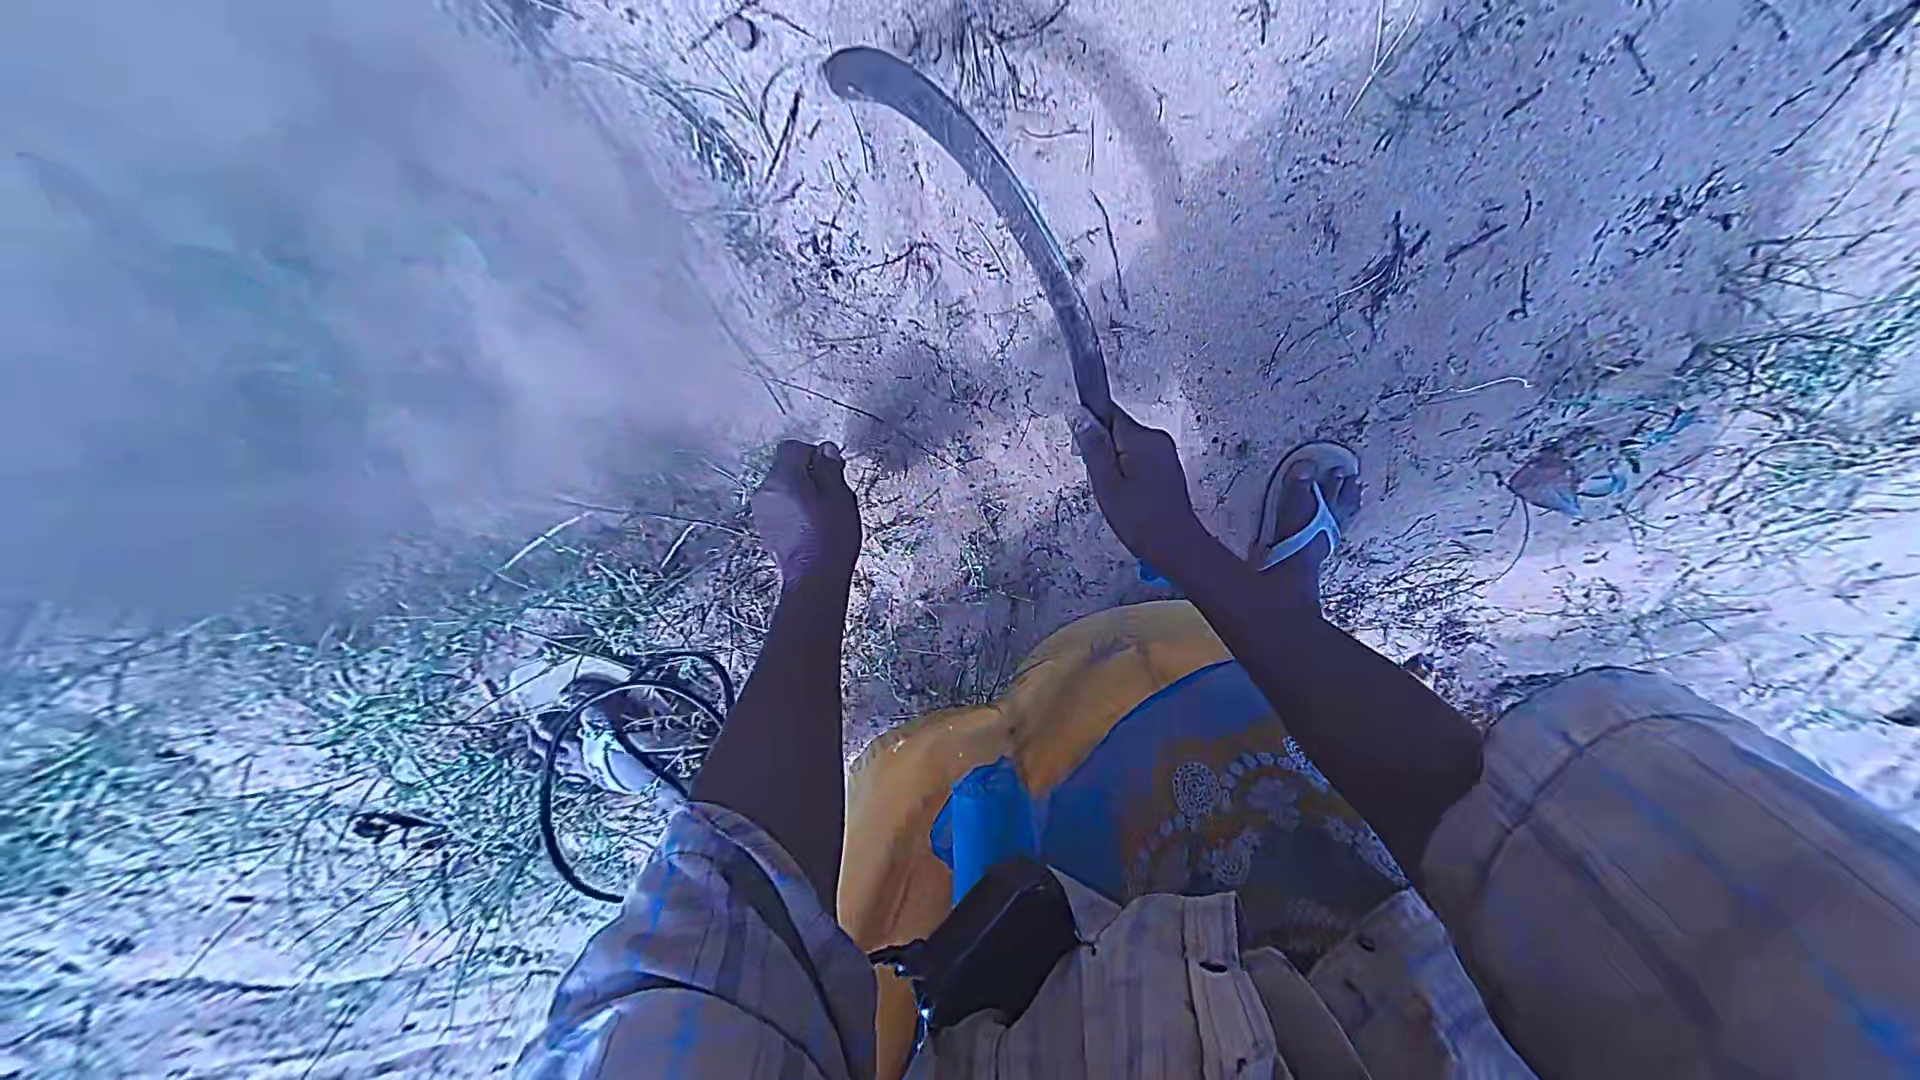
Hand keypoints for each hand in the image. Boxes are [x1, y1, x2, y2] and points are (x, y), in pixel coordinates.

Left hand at [752, 440, 861, 590]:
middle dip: (808, 474)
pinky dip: (794, 509)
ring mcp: (762, 512)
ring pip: (783, 489)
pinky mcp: (766, 529)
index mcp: (783, 478)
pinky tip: (813, 525)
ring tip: (824, 511)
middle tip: (832, 491)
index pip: (792, 448)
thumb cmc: (830, 537)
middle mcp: (766, 491)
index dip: (814, 453)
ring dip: (801, 493)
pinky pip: (780, 507)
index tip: (831, 467)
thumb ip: (830, 469)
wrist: (814, 577)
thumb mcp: (840, 497)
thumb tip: (826, 450)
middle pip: (785, 468)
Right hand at [1072, 405, 1216, 573]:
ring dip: (1112, 463)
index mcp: (1142, 438)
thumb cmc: (1139, 519)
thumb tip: (1079, 414)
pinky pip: (1137, 457)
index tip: (1082, 452)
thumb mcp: (1106, 482)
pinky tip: (1125, 494)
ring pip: (1125, 445)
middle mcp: (1157, 439)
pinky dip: (1125, 471)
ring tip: (1113, 491)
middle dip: (1101, 450)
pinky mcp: (1165, 466)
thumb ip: (1092, 446)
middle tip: (1100, 480)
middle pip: (1116, 429)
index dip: (1089, 428)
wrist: (1174, 546)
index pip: (1108, 412)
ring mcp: (1164, 452)